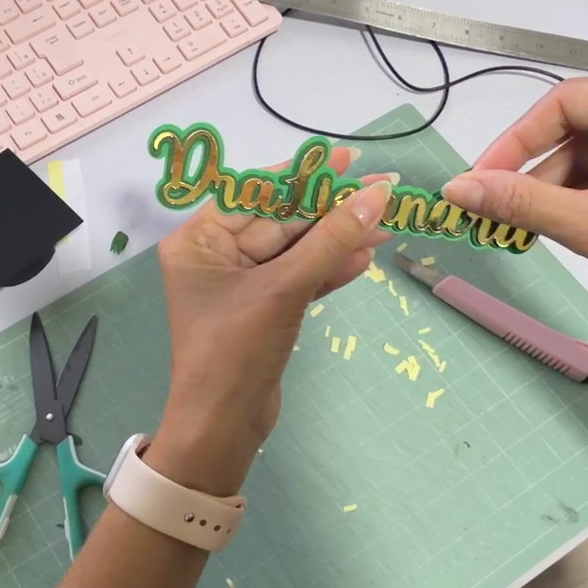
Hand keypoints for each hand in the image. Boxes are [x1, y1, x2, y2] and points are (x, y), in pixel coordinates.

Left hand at [146, 173, 392, 495]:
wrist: (224, 427)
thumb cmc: (236, 354)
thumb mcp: (283, 291)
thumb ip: (330, 241)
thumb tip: (377, 195)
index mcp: (200, 240)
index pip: (256, 193)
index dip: (304, 175)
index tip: (348, 160)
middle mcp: (216, 256)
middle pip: (280, 220)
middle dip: (330, 209)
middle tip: (383, 191)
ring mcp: (241, 285)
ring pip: (295, 250)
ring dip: (338, 239)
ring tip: (387, 221)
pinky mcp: (263, 310)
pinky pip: (299, 279)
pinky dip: (329, 270)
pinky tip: (365, 256)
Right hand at [440, 67, 587, 364]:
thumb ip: (521, 202)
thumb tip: (453, 188)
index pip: (570, 102)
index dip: (514, 144)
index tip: (473, 184)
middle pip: (586, 126)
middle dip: (539, 173)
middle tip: (497, 214)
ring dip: (561, 189)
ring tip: (529, 228)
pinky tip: (569, 225)